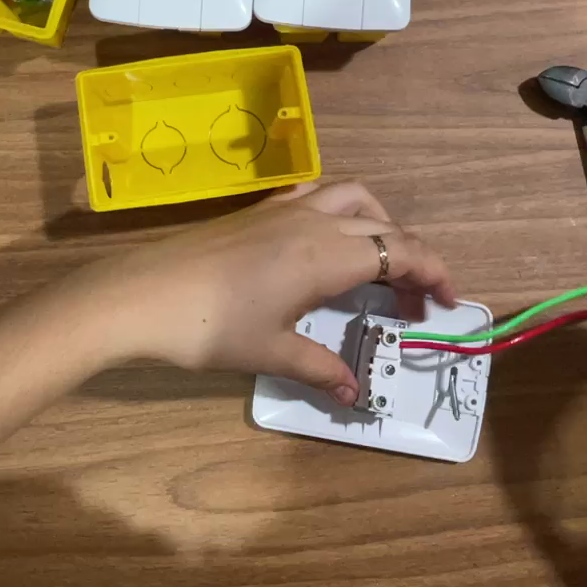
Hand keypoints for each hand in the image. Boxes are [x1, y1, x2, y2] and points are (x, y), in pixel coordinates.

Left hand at [84, 182, 456, 404]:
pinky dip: (340, 211)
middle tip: (412, 303)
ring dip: (379, 224)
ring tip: (377, 263)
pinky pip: (317, 194)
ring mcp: (284, 209)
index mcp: (327, 255)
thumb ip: (320, 368)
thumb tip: (354, 391)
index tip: (447, 303)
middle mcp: (314, 221)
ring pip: (353, 198)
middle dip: (411, 259)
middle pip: (385, 226)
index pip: (401, 252)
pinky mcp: (259, 209)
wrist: (139, 295)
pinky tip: (324, 241)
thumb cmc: (210, 326)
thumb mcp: (271, 353)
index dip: (434, 274)